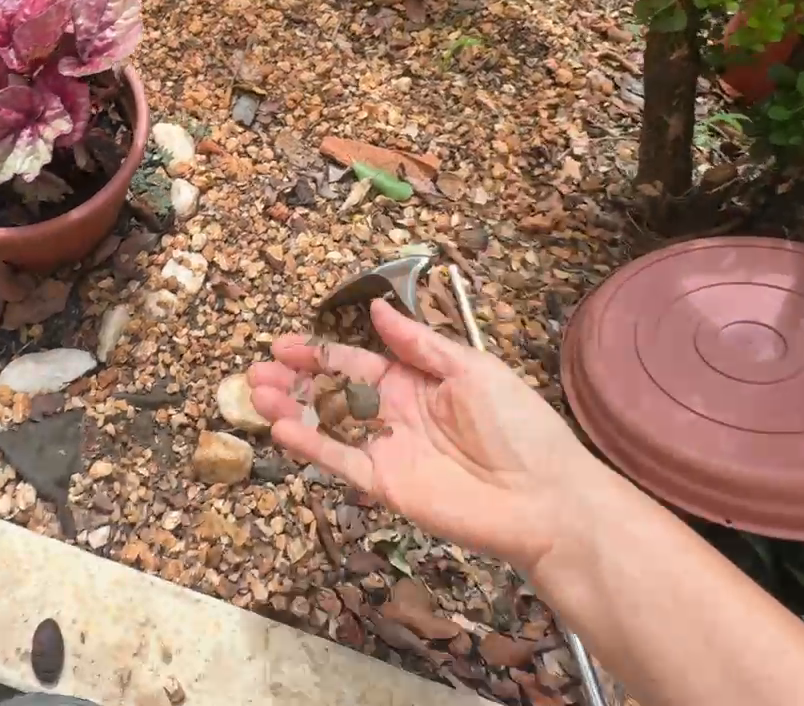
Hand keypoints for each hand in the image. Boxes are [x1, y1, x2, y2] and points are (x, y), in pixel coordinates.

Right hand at [249, 299, 604, 578]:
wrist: (547, 496)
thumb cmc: (517, 424)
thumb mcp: (470, 368)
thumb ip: (418, 343)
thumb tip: (378, 307)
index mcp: (410, 381)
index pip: (352, 362)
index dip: (317, 353)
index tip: (282, 344)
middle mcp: (390, 413)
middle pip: (329, 392)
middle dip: (292, 380)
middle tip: (256, 371)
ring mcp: (384, 449)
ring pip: (326, 423)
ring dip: (290, 408)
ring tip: (256, 394)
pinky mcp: (384, 483)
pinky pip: (339, 460)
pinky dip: (309, 444)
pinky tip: (281, 428)